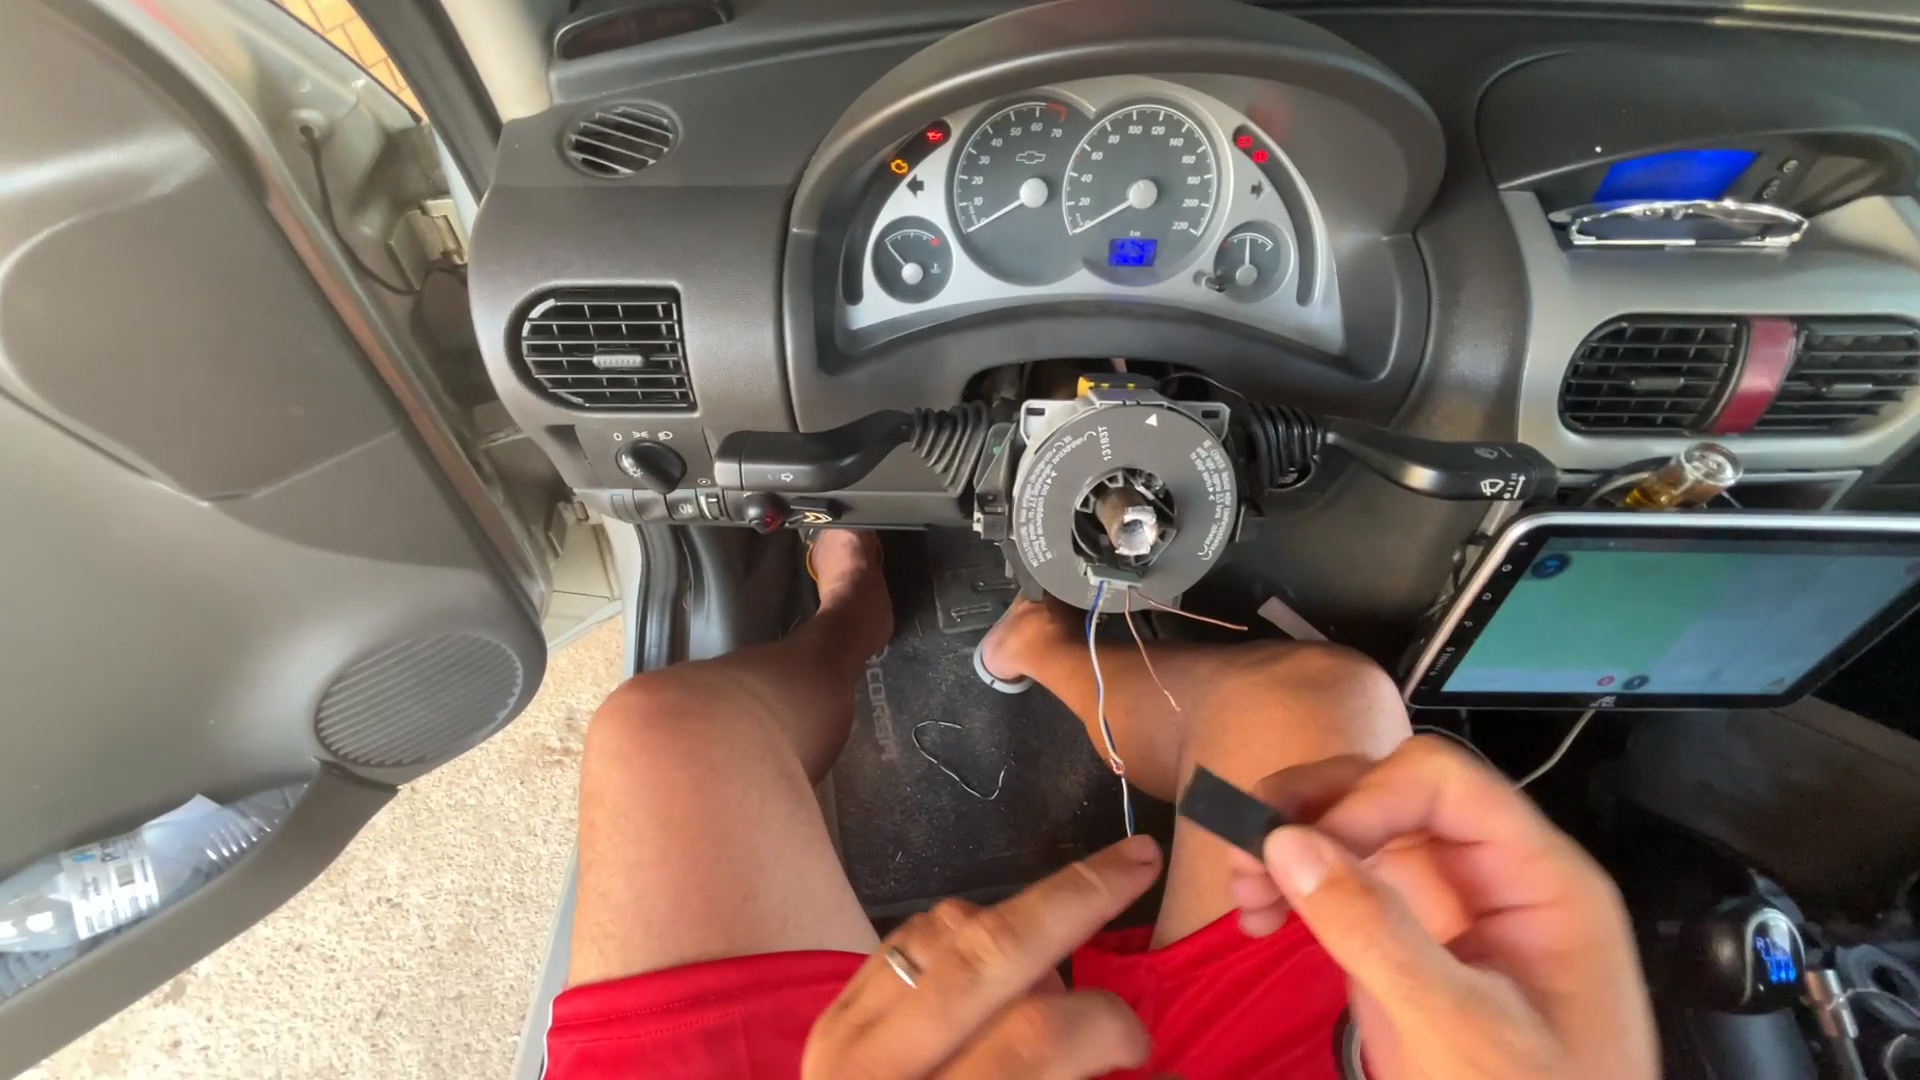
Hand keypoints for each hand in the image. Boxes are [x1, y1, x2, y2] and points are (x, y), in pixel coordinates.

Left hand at [804, 835, 1161, 1078]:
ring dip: (1018, 923)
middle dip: (1077, 896)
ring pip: (949, 928)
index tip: (1141, 1043)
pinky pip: (914, 934)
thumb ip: (1060, 1079)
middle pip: (988, 950)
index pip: (1031, 1042)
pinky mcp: (834, 1016)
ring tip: (1053, 966)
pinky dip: (967, 929)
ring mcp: (845, 1036)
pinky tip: (993, 951)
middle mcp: (877, 1072)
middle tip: (1138, 858)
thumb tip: (1133, 1043)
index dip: (1103, 1023)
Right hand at [1227, 737, 1657, 1079]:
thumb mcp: (1463, 1036)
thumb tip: (1283, 841)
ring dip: (1282, 839)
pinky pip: (1329, 865)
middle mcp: (1480, 864)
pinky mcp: (1393, 919)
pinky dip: (1284, 877)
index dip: (1366, 798)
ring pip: (1343, 816)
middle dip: (1304, 811)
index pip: (1440, 781)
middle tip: (1244, 856)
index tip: (1305, 852)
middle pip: (1379, 784)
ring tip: (1243, 892)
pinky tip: (1258, 916)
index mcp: (1533, 875)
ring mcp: (1434, 889)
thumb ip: (1379, 936)